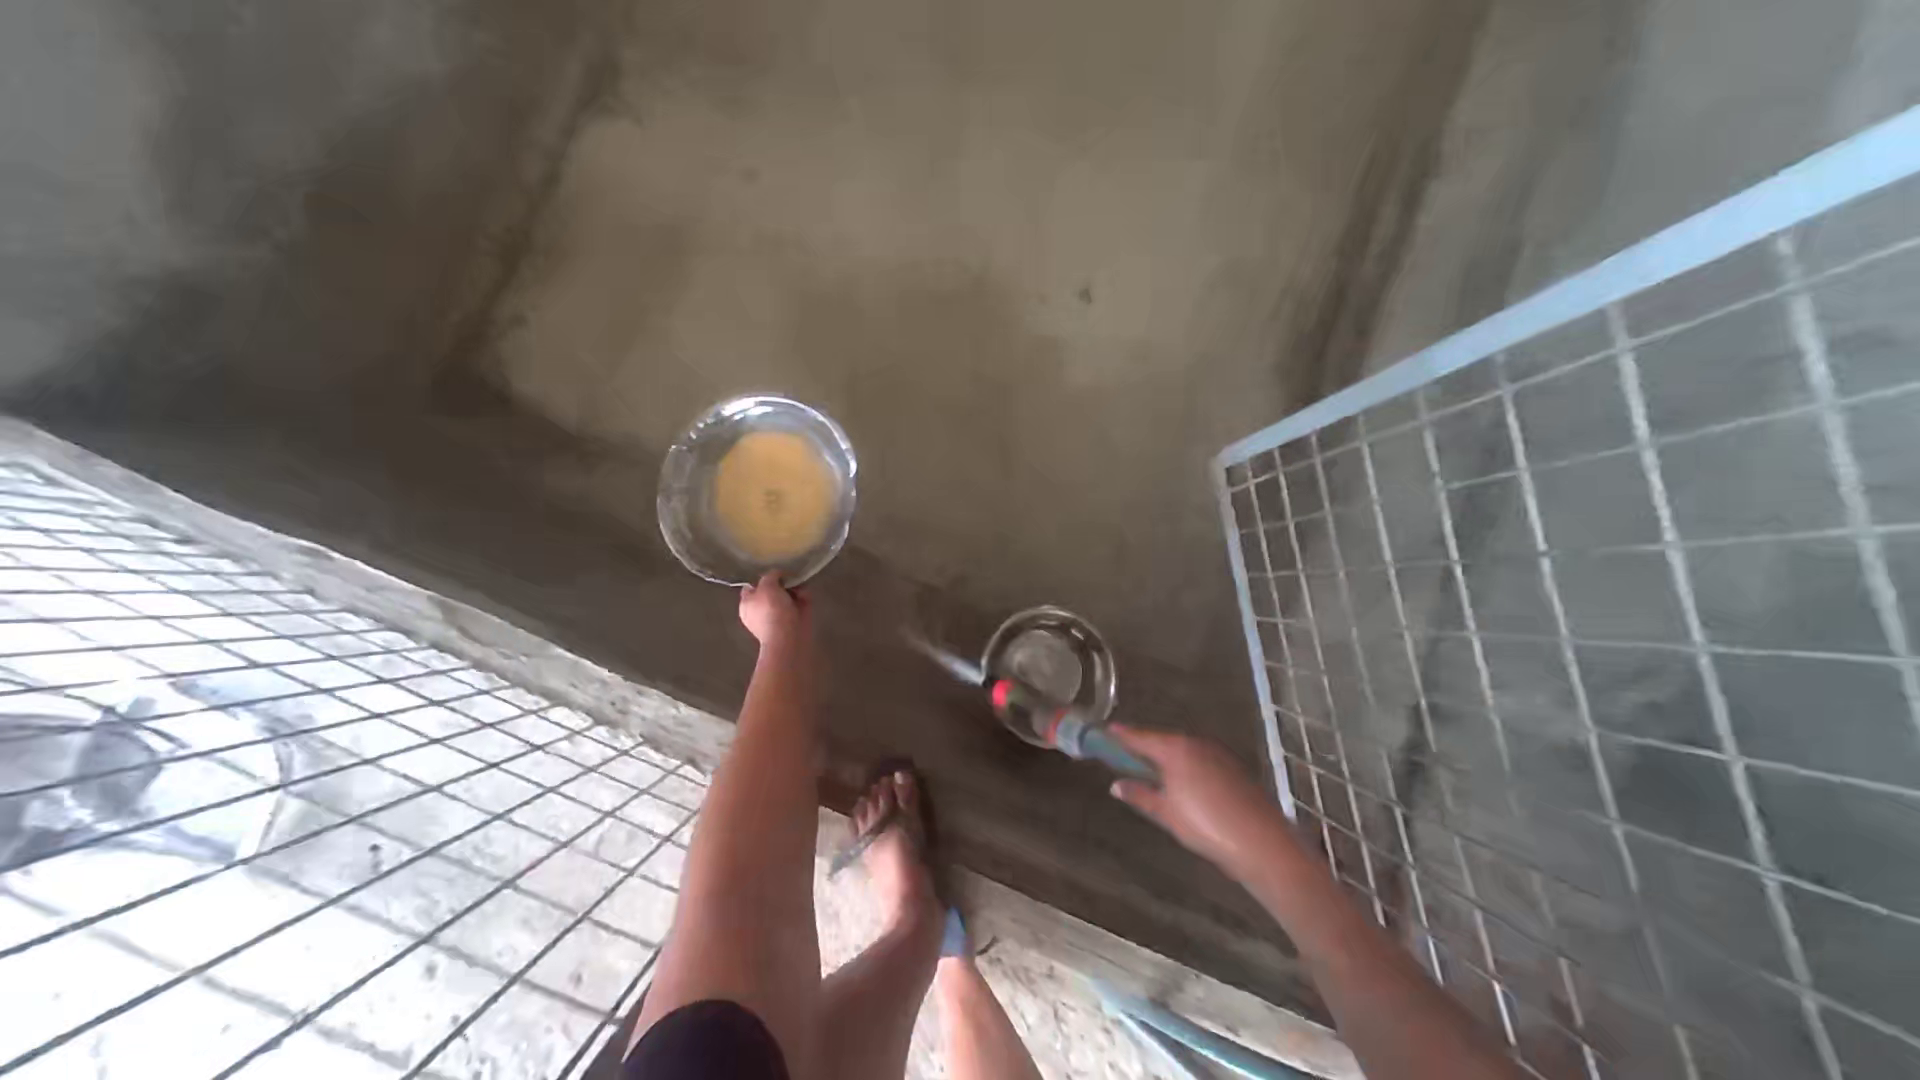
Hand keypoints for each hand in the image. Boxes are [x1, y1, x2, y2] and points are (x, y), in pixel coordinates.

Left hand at [738, 572, 809, 646]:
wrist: (788, 638)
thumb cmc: (771, 612)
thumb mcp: (766, 587)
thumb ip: (770, 576)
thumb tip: (778, 574)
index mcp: (748, 604)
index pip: (752, 586)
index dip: (762, 577)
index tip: (774, 572)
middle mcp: (762, 609)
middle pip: (773, 589)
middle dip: (783, 582)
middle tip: (790, 578)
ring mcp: (779, 615)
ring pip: (788, 595)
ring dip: (796, 589)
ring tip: (800, 587)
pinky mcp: (795, 619)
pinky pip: (800, 603)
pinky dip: (804, 598)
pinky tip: (806, 595)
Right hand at [1107, 725, 1284, 868]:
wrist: (1262, 842)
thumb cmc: (1205, 825)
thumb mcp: (1165, 813)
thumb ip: (1140, 795)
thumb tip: (1116, 785)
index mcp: (1175, 749)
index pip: (1141, 737)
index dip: (1122, 735)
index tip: (1107, 730)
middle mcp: (1197, 744)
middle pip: (1164, 741)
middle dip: (1146, 746)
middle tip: (1128, 754)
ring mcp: (1219, 754)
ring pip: (1185, 750)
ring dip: (1168, 756)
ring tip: (1154, 770)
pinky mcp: (1235, 768)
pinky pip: (1202, 759)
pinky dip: (1188, 765)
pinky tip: (1185, 782)